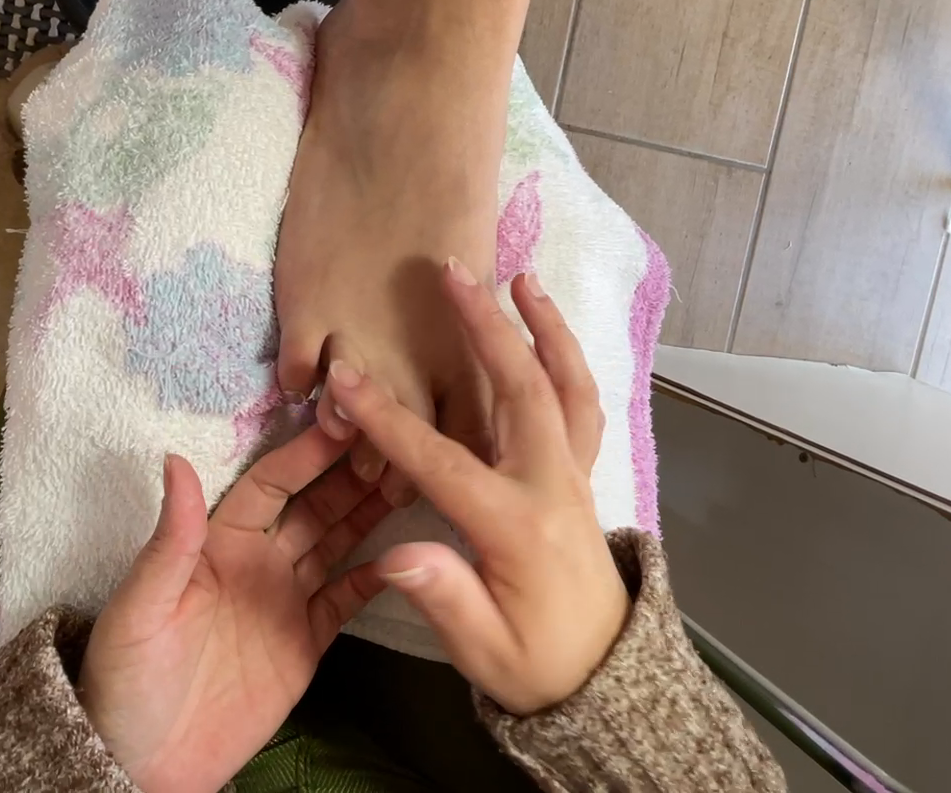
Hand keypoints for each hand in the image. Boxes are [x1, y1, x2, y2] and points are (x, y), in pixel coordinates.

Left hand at [79, 426, 392, 792]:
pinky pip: (346, 600)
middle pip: (314, 506)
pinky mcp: (306, 641)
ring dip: (369, 513)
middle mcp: (259, 560)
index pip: (270, 484)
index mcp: (220, 541)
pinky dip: (375, 576)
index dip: (305, 455)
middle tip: (394, 444)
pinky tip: (404, 555)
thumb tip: (174, 457)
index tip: (344, 423)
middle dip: (350, 474)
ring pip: (336, 543)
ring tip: (410, 482)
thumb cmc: (128, 677)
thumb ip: (170, 539)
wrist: (147, 766)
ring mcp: (286, 599)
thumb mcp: (141, 607)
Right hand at [276, 11, 502, 501]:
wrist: (411, 105)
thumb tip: (455, 333)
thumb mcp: (476, 248)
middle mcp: (416, 352)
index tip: (445, 463)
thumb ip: (464, 306)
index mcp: (469, 340)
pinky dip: (297, 379)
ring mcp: (357, 332)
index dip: (457, 452)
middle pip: (410, 437)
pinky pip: (296, 375)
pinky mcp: (306, 306)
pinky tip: (296, 374)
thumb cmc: (457, 164)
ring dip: (343, 428)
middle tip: (385, 468)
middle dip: (398, 461)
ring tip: (338, 432)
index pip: (469, 425)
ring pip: (349, 419)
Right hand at [327, 258, 628, 714]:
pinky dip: (568, 359)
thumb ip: (446, 599)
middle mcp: (551, 484)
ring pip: (567, 385)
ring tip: (522, 277)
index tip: (346, 378)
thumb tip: (398, 553)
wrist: (604, 677)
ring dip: (545, 327)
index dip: (389, 419)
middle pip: (521, 390)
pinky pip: (582, 404)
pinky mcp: (582, 471)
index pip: (441, 461)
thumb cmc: (535, 665)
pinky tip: (549, 330)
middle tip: (455, 274)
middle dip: (485, 327)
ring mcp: (574, 472)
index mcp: (515, 526)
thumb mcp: (484, 652)